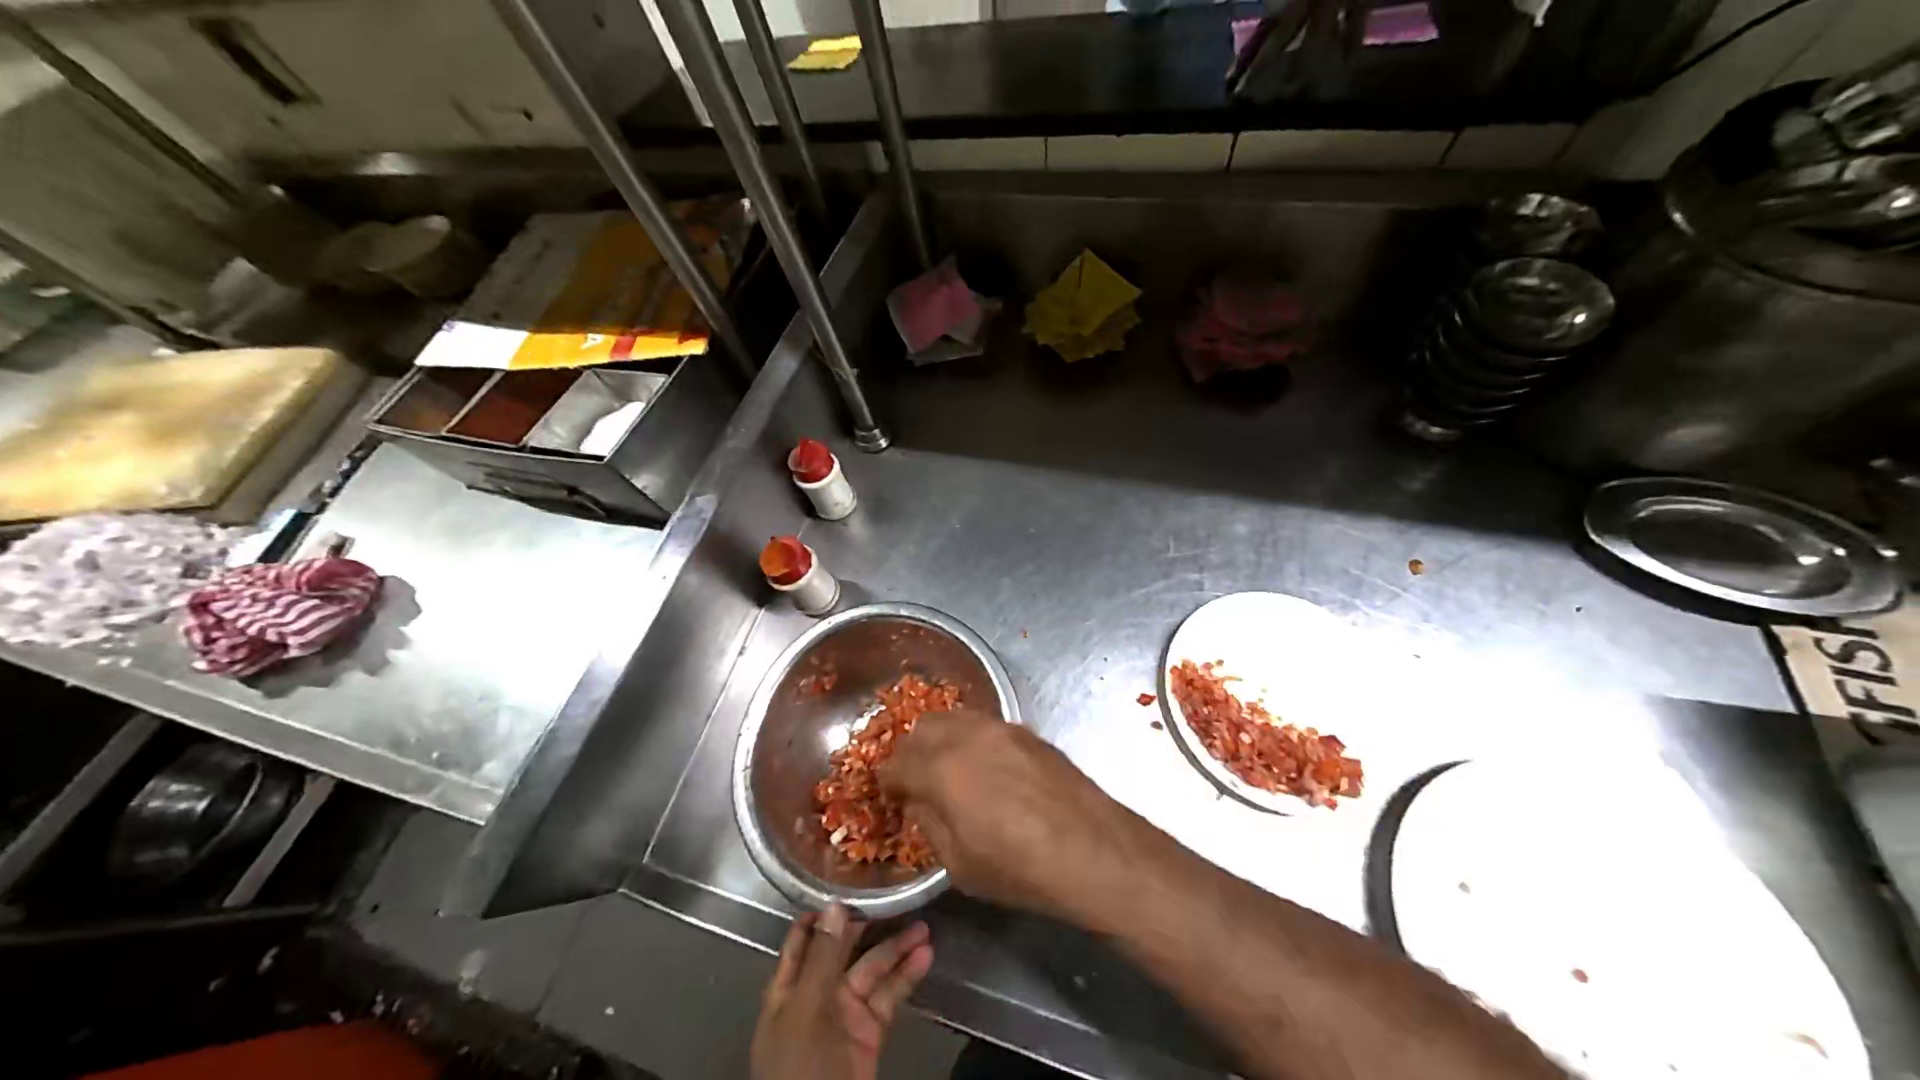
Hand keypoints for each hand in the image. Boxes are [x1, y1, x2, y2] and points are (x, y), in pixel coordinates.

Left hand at [750, 903, 934, 1079]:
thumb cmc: (798, 1070)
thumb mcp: (805, 1011)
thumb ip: (822, 959)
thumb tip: (833, 904)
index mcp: (788, 987)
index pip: (804, 938)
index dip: (824, 911)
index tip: (850, 881)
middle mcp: (816, 994)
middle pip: (844, 949)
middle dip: (871, 925)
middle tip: (899, 897)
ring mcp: (844, 1014)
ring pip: (872, 970)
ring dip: (897, 949)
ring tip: (924, 926)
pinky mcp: (869, 1033)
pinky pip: (889, 997)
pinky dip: (907, 977)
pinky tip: (925, 957)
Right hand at [880, 708, 1149, 924]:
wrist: (1095, 851)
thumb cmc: (1020, 868)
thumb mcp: (959, 864)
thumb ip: (930, 823)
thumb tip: (920, 802)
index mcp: (942, 768)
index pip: (897, 763)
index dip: (888, 782)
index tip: (891, 797)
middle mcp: (968, 736)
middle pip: (922, 729)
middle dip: (910, 754)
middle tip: (915, 782)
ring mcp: (1001, 728)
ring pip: (955, 719)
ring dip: (940, 740)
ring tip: (948, 771)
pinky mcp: (1028, 733)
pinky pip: (984, 725)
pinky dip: (970, 739)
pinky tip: (983, 768)